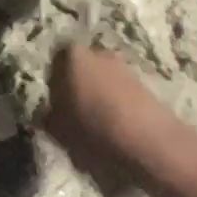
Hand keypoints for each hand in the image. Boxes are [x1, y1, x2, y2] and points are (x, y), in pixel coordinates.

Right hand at [41, 45, 188, 192]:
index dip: (53, 79)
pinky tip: (115, 125)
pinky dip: (115, 102)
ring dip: (97, 93)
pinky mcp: (143, 82)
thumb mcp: (58, 128)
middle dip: (76, 83)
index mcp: (73, 56)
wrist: (148, 143)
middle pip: (81, 65)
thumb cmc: (94, 130)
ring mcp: (124, 66)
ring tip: (94, 121)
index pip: (55, 59)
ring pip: (102, 78)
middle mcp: (99, 53)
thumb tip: (50, 111)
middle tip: (71, 110)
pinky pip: (120, 90)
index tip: (52, 100)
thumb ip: (49, 115)